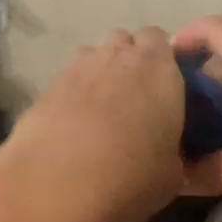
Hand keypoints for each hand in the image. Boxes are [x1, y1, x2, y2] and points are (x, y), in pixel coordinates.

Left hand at [0, 27, 187, 221]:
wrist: (59, 182)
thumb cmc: (131, 176)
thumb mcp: (173, 173)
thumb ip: (174, 148)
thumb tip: (168, 152)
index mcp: (158, 68)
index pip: (159, 39)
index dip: (160, 59)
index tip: (162, 86)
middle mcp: (117, 56)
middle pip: (123, 41)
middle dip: (128, 59)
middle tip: (133, 97)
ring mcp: (77, 67)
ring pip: (93, 55)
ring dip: (99, 72)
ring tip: (101, 109)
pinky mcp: (47, 85)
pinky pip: (67, 79)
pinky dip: (73, 93)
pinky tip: (73, 123)